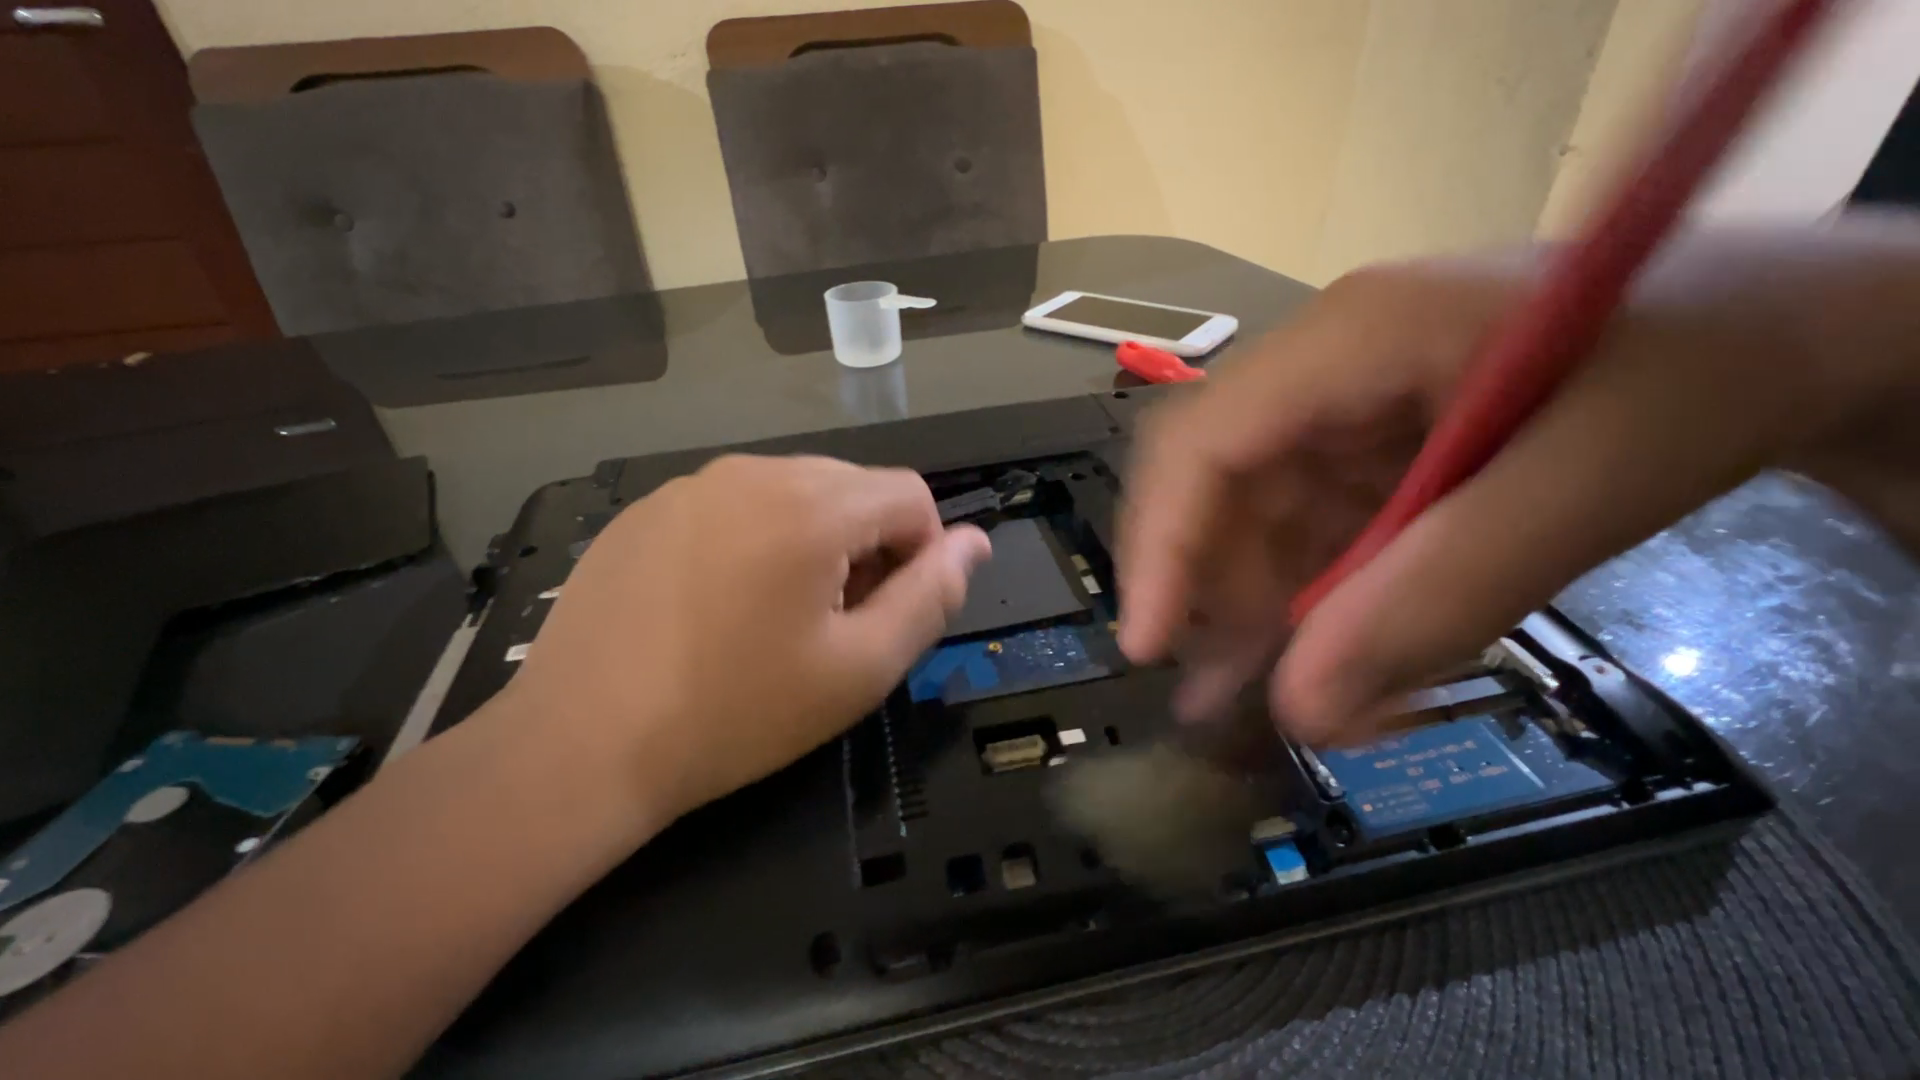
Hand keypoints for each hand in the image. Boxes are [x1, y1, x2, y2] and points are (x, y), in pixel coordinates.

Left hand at [499, 455, 990, 823]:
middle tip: (834, 624)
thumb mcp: (859, 669)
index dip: (922, 553)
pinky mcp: (643, 510)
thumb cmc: (738, 714)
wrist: (582, 746)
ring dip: (809, 542)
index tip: (888, 613)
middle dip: (866, 545)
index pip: (909, 494)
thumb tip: (974, 544)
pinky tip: (716, 608)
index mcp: (810, 505)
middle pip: (849, 487)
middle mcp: (750, 472)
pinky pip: (728, 507)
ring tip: (774, 619)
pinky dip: (750, 542)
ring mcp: (688, 487)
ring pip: (789, 493)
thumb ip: (931, 598)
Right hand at [1120, 218, 1919, 744]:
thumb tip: (1302, 709)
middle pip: (1222, 488)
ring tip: (1302, 704)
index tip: (1148, 646)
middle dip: (1220, 597)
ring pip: (1266, 522)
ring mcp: (1351, 410)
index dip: (1160, 544)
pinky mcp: (1381, 450)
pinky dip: (1331, 607)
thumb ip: (1444, 592)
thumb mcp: (1587, 482)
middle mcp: (1327, 369)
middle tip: (1230, 703)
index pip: (1203, 439)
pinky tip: (1354, 663)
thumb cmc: (1706, 370)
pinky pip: (1324, 536)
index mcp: (1354, 336)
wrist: (1800, 329)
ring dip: (1274, 617)